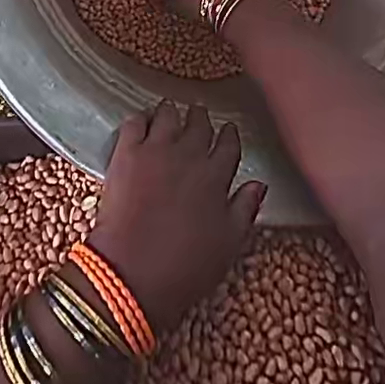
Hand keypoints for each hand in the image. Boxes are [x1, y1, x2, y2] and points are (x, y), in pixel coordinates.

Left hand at [86, 101, 265, 331]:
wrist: (134, 271)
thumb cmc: (186, 265)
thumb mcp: (228, 243)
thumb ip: (245, 208)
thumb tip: (258, 185)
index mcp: (217, 176)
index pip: (229, 144)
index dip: (228, 135)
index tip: (227, 131)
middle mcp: (189, 155)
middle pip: (199, 124)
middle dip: (200, 118)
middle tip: (197, 115)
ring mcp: (156, 149)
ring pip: (168, 115)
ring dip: (171, 113)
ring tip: (170, 112)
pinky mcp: (126, 152)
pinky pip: (135, 122)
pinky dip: (141, 118)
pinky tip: (143, 122)